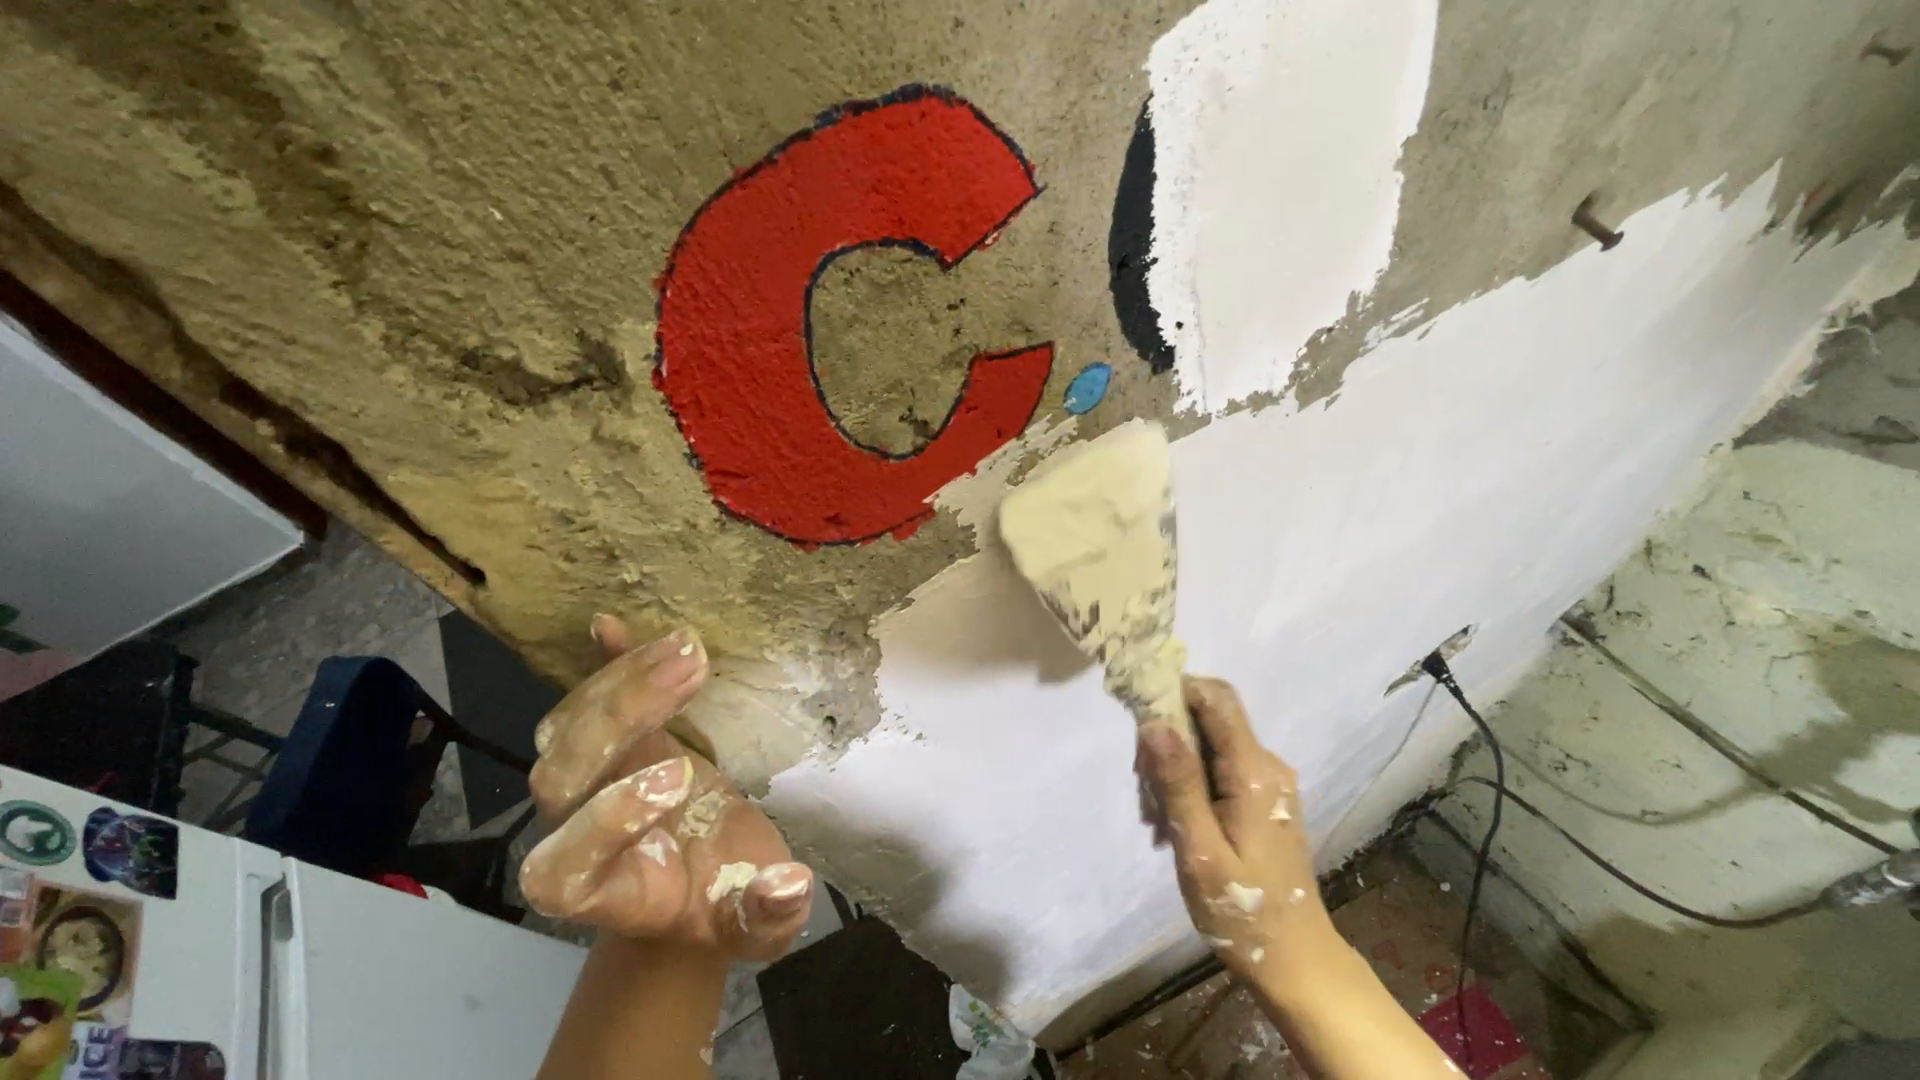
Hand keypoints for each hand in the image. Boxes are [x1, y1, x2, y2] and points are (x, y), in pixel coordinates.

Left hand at [517, 615, 814, 960]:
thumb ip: (766, 915)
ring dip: (623, 679)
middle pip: (560, 776)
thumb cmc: (720, 911)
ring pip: (570, 727)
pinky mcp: (609, 743)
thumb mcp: (755, 929)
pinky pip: (588, 698)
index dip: (605, 821)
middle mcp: (573, 833)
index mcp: (604, 891)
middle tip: (689, 673)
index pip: (563, 867)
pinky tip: (609, 624)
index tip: (677, 778)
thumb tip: (788, 884)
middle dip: (621, 718)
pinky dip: (598, 663)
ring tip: (689, 646)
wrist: (691, 885)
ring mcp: (584, 782)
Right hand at [1137, 677, 1335, 983]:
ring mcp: (1265, 782)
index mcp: (1253, 772)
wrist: (1295, 961)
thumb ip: (1178, 783)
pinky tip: (1173, 827)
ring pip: (1205, 746)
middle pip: (1205, 720)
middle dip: (1164, 744)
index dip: (1174, 691)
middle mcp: (1265, 765)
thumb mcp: (1199, 849)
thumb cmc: (1243, 911)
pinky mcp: (1260, 799)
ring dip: (1172, 771)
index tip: (1136, 719)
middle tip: (1145, 798)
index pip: (1215, 697)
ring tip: (1157, 823)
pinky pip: (1215, 770)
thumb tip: (1152, 722)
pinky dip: (1187, 787)